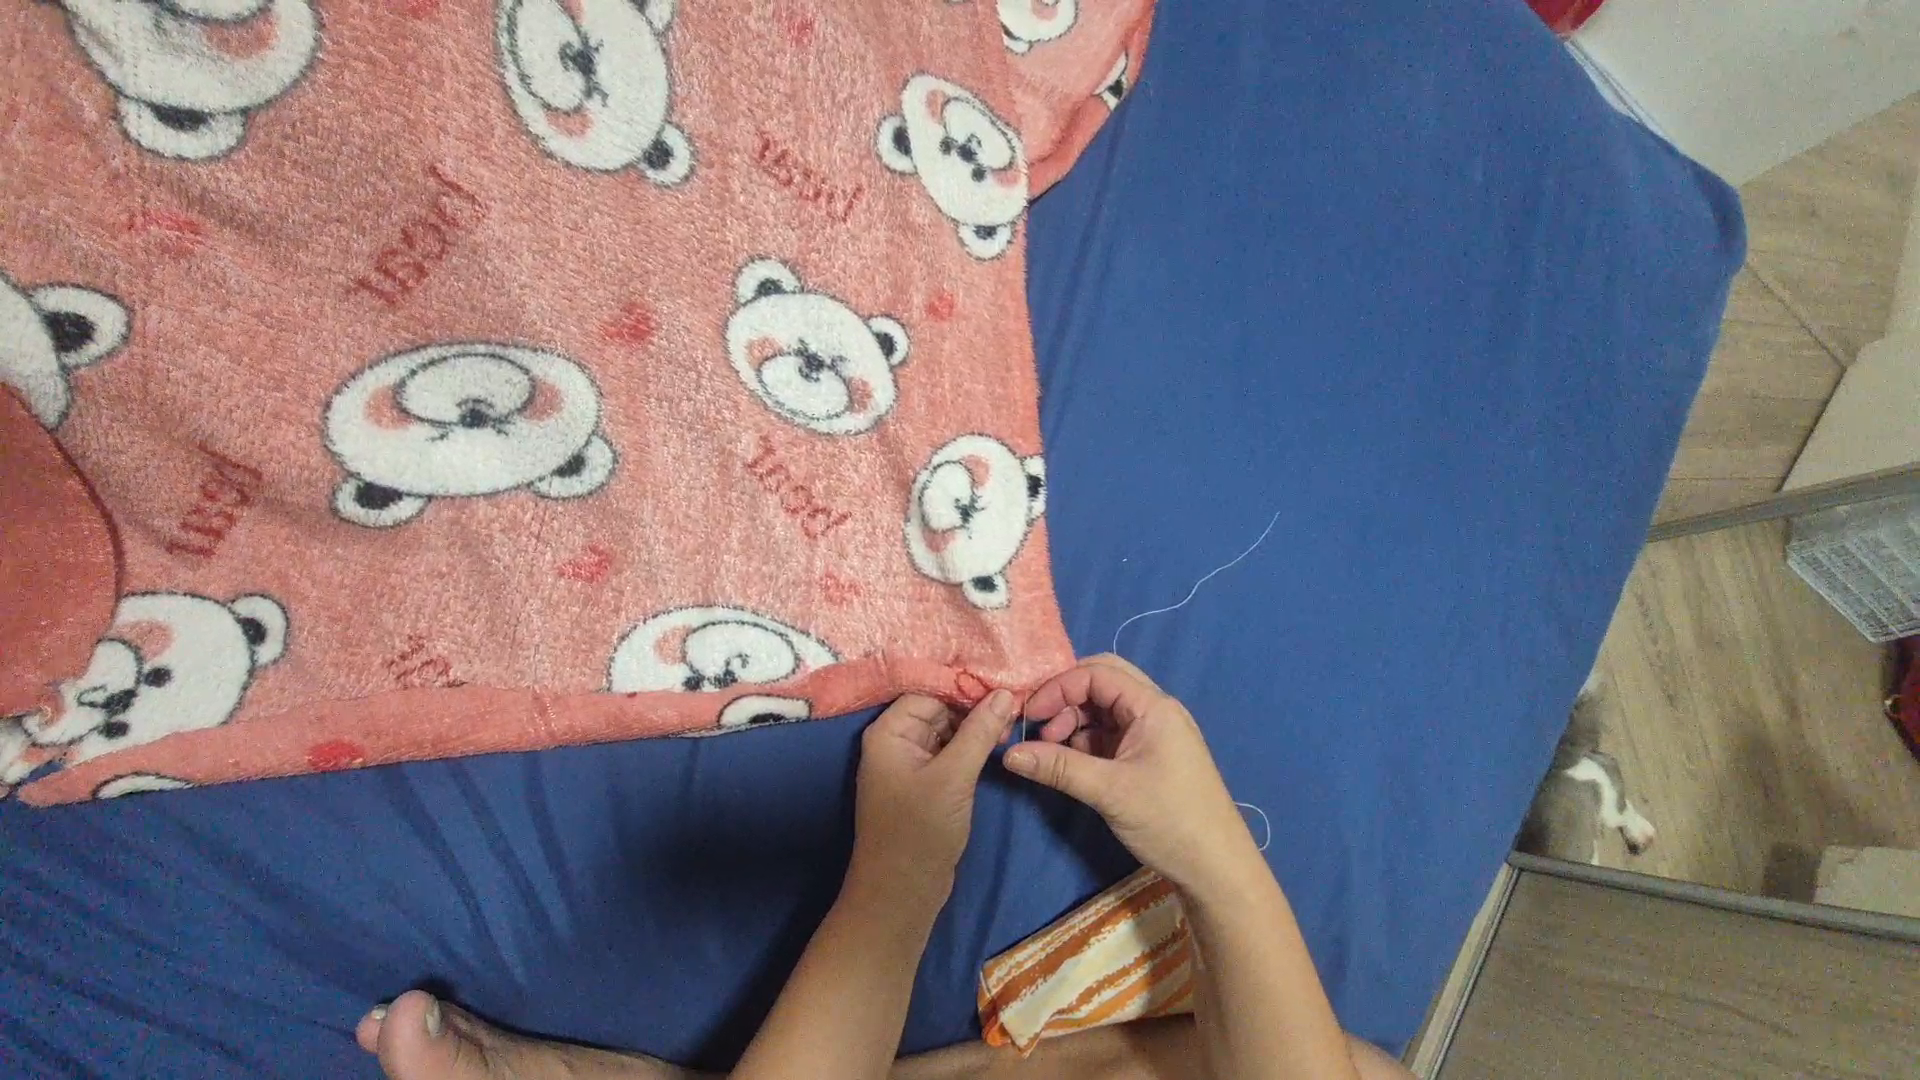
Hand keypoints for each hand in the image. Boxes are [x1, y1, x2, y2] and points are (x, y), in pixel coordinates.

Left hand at [852, 690, 1018, 898]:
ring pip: (947, 728)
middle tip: (1014, 707)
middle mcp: (896, 740)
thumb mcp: (954, 777)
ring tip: (1011, 724)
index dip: (965, 685)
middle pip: (938, 706)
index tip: (1003, 684)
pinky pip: (948, 749)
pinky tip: (997, 743)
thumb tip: (1005, 693)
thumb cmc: (919, 831)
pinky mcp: (924, 780)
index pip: (929, 690)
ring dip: (975, 725)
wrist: (902, 894)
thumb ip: (979, 732)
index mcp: (890, 732)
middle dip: (974, 705)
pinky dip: (970, 745)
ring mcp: (909, 761)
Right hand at [1002, 655, 1259, 893]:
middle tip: (1038, 725)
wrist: (1217, 870)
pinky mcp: (1149, 755)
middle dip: (1065, 698)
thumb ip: (1058, 767)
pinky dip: (1085, 741)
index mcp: (1153, 707)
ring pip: (1104, 708)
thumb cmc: (1170, 822)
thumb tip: (1009, 754)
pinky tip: (1069, 762)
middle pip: (1102, 682)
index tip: (1030, 715)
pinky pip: (1110, 733)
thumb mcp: (1109, 792)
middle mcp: (1155, 710)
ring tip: (1051, 750)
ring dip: (1073, 721)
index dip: (1059, 688)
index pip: (1097, 674)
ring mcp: (1153, 733)